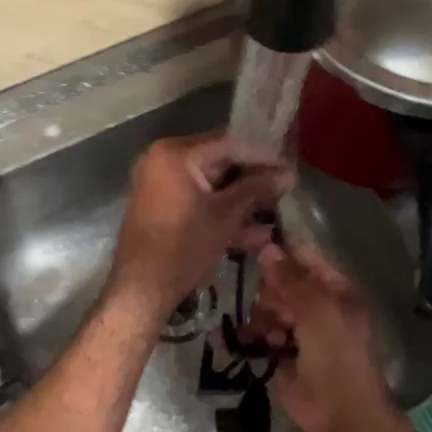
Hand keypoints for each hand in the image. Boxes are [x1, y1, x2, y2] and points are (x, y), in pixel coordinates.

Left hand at [105, 134, 293, 322]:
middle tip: (285, 189)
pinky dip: (221, 214)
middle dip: (254, 180)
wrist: (142, 289)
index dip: (264, 156)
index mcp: (176, 153)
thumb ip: (256, 190)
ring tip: (276, 212)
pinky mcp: (163, 208)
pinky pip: (198, 203)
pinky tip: (255, 233)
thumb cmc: (184, 248)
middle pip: (220, 163)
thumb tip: (288, 174)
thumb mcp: (225, 217)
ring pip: (211, 186)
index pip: (230, 143)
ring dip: (242, 201)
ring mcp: (161, 185)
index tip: (290, 167)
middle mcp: (164, 160)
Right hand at [248, 241, 395, 431]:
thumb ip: (291, 280)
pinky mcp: (281, 356)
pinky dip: (249, 338)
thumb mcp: (318, 311)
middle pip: (281, 284)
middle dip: (269, 292)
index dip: (278, 249)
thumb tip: (266, 247)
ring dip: (260, 318)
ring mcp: (298, 332)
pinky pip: (259, 338)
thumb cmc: (338, 357)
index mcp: (335, 290)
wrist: (341, 413)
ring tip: (268, 336)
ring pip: (268, 310)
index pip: (304, 257)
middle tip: (272, 310)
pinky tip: (238, 340)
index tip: (245, 239)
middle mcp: (317, 307)